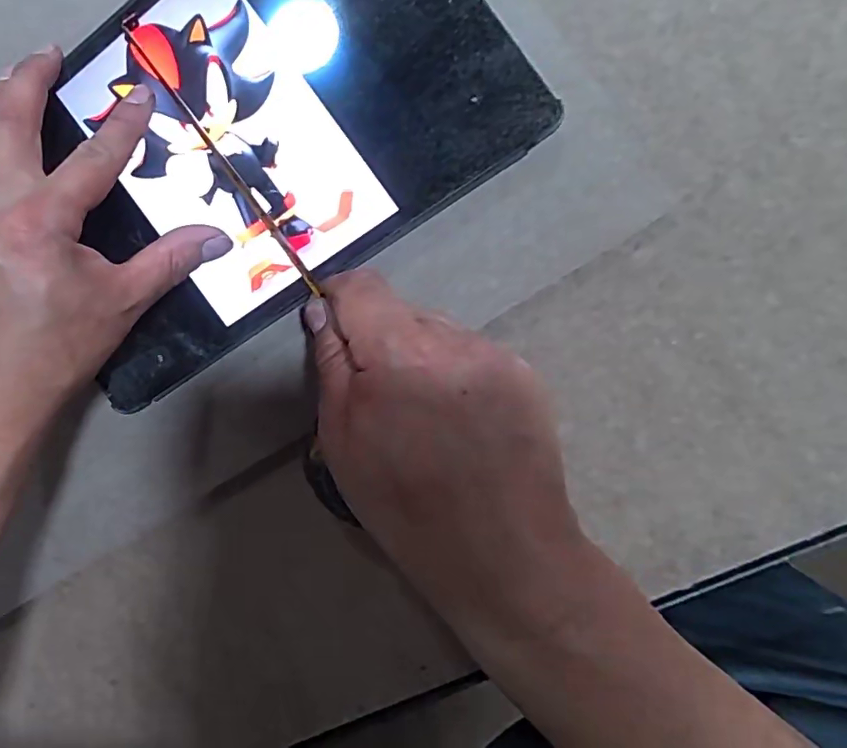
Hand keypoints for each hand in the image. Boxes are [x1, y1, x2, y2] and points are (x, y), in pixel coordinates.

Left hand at [0, 46, 230, 448]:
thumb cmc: (54, 348)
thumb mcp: (119, 304)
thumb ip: (167, 262)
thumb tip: (218, 237)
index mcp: (42, 219)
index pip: (94, 157)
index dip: (124, 124)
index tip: (142, 95)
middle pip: (12, 121)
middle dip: (31, 79)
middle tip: (51, 52)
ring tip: (14, 72)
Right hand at [306, 267, 588, 625]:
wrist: (504, 559)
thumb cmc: (401, 501)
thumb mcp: (340, 433)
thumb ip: (330, 360)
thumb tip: (321, 310)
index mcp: (401, 354)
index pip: (362, 286)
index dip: (337, 295)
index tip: (327, 323)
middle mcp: (454, 341)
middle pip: (398, 307)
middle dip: (375, 333)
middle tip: (372, 387)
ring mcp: (496, 356)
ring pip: (433, 328)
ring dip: (413, 351)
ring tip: (417, 409)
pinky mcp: (525, 375)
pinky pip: (467, 350)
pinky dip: (447, 369)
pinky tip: (451, 416)